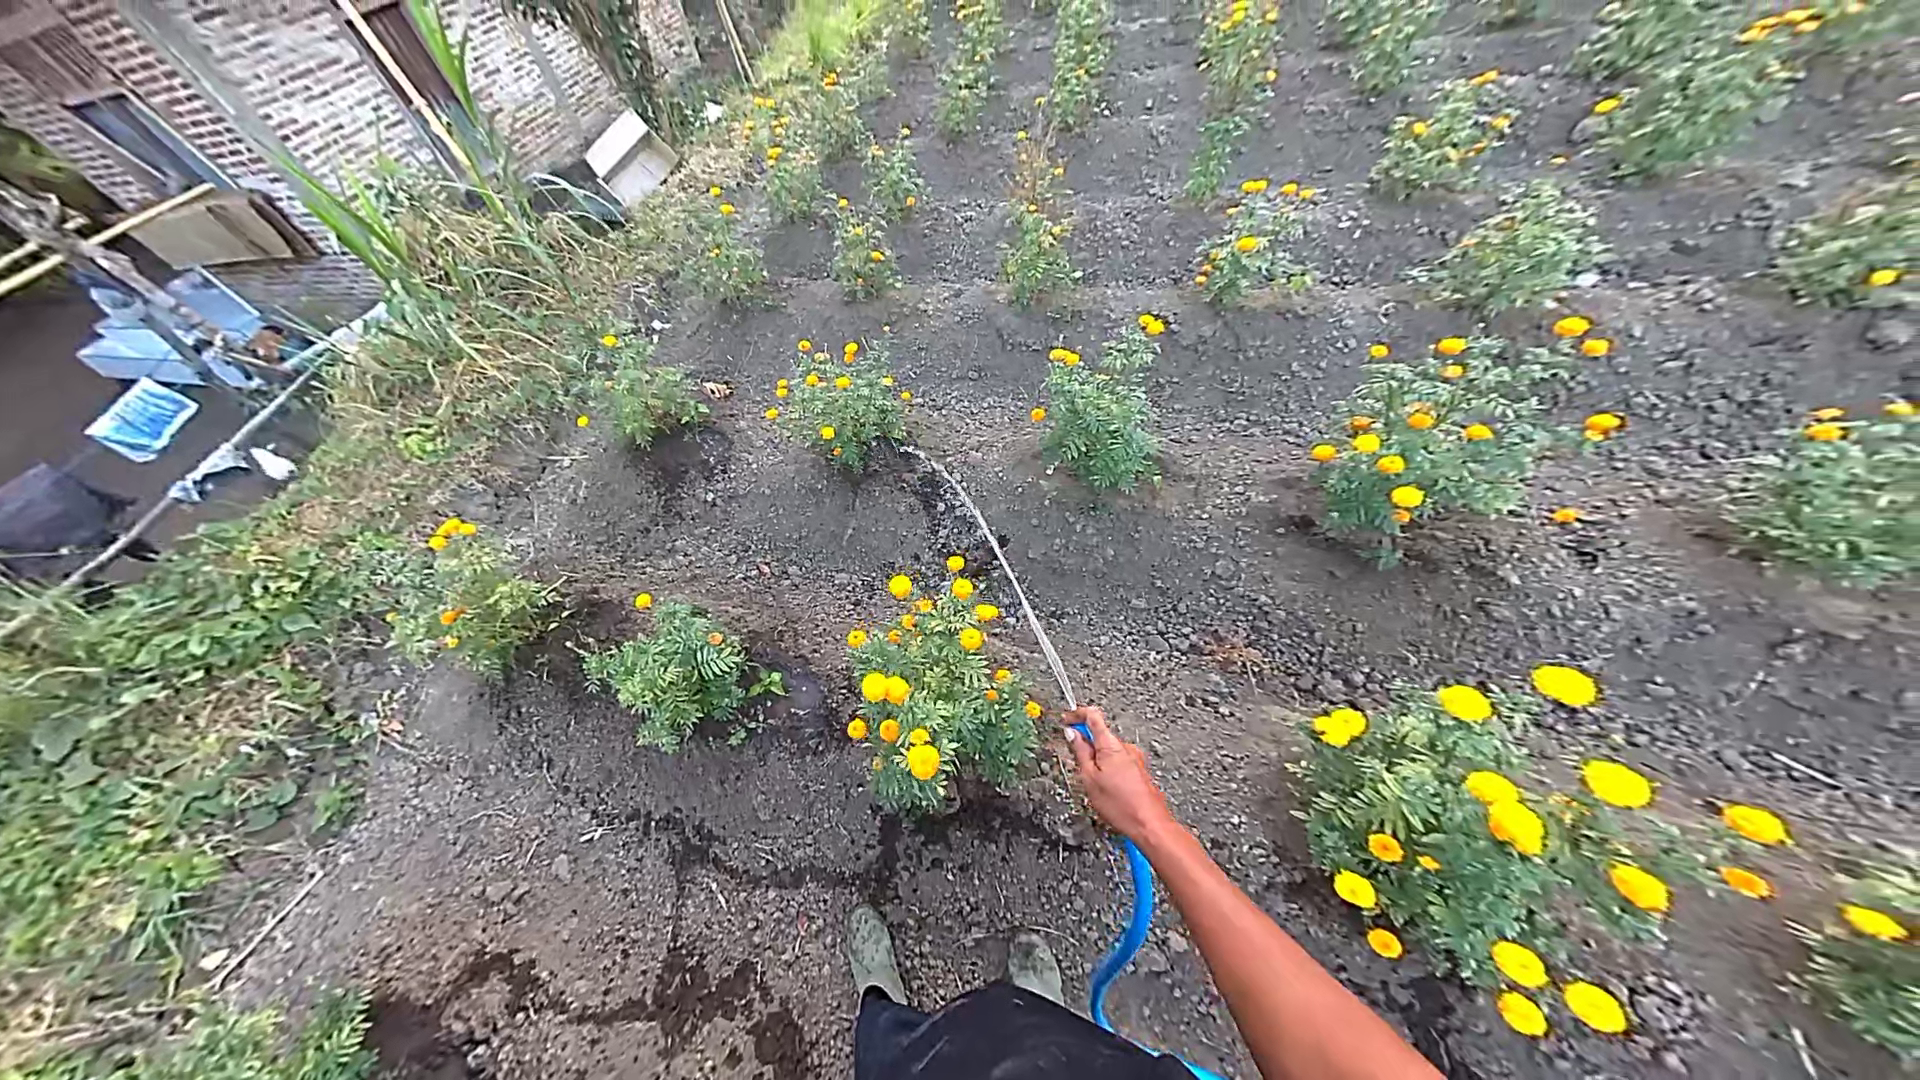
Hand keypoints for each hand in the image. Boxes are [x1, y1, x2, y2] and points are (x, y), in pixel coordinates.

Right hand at [1062, 706, 1174, 843]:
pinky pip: (1118, 760)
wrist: (1150, 825)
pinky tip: (1107, 787)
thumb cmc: (1122, 805)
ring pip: (1109, 749)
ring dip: (1097, 758)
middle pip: (1100, 734)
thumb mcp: (1089, 778)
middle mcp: (1125, 747)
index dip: (1076, 714)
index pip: (1092, 715)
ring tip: (1094, 783)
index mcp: (1111, 744)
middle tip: (1077, 762)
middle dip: (1086, 743)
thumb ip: (1080, 752)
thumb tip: (1072, 734)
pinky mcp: (1139, 770)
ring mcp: (1134, 758)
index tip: (1066, 719)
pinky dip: (1108, 767)